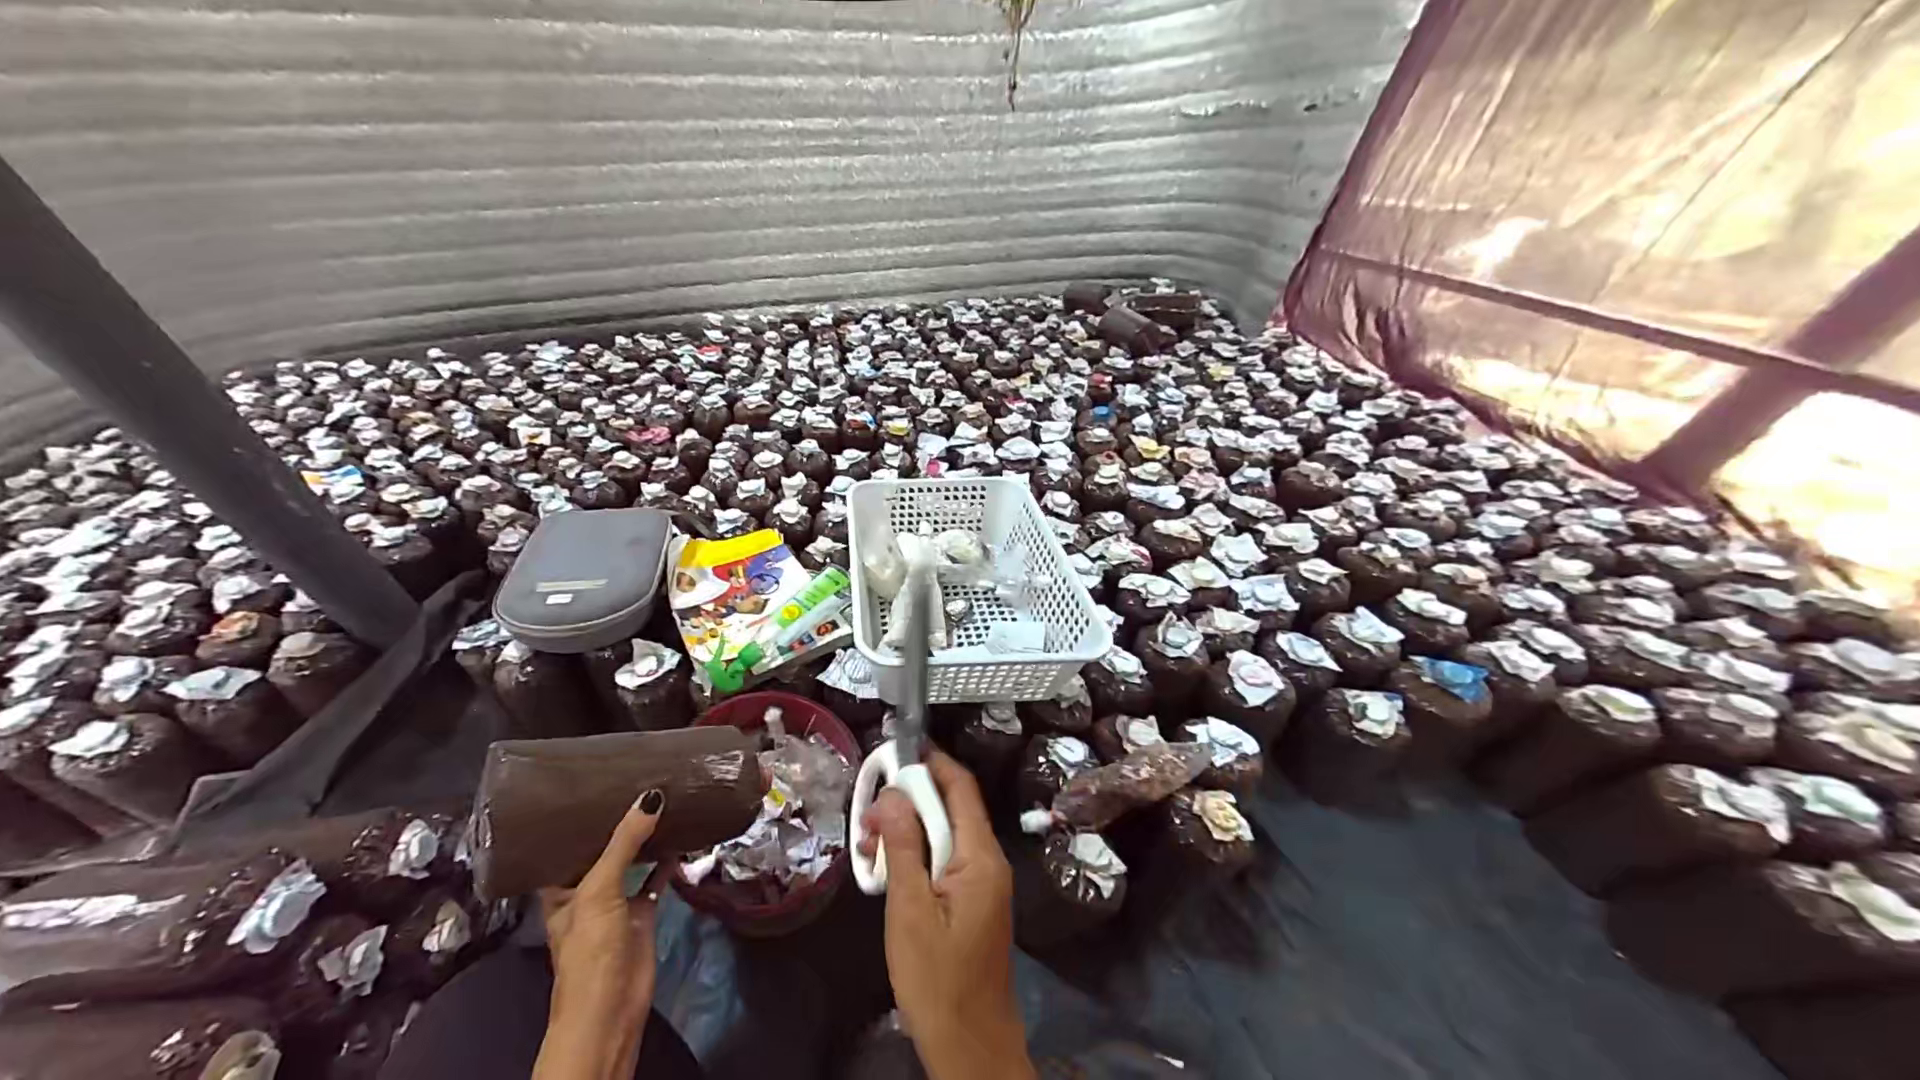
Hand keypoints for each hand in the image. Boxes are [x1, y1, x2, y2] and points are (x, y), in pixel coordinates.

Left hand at [533, 789, 669, 1079]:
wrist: (611, 1006)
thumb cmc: (590, 947)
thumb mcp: (600, 889)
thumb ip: (624, 843)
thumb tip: (652, 796)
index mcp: (559, 887)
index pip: (565, 844)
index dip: (579, 817)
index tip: (598, 783)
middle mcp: (585, 890)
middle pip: (603, 849)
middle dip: (619, 823)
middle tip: (639, 783)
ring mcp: (615, 903)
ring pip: (632, 861)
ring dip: (646, 839)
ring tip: (663, 802)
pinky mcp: (641, 913)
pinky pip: (655, 880)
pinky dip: (667, 863)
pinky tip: (681, 841)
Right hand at [859, 752, 1034, 1079]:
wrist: (970, 1046)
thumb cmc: (938, 980)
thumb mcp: (910, 911)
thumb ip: (902, 847)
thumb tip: (893, 794)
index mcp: (981, 857)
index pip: (961, 788)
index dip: (933, 762)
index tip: (900, 749)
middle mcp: (988, 861)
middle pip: (950, 810)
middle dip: (909, 803)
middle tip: (868, 814)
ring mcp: (982, 883)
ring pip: (944, 837)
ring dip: (908, 833)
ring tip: (868, 848)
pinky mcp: (972, 902)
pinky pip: (945, 862)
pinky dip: (916, 858)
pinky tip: (887, 873)